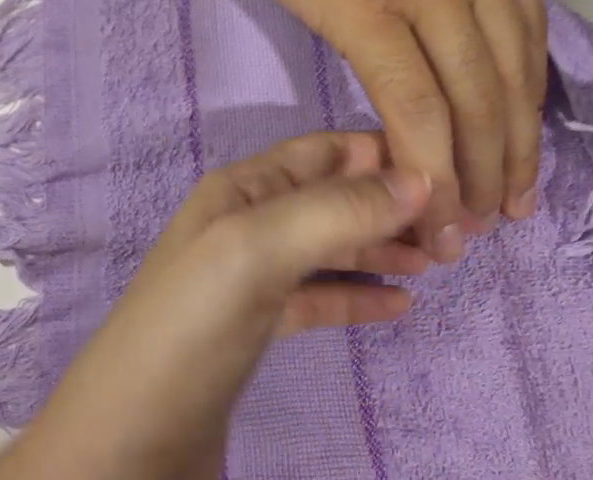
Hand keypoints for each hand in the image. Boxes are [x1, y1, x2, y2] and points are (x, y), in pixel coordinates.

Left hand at [0, 133, 431, 479]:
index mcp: (245, 186)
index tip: (456, 174)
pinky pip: (322, 296)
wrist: (128, 442)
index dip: (389, 154)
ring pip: (334, 245)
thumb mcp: (257, 252)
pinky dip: (361, 295)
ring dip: (386, 245)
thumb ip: (336, 211)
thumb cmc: (190, 328)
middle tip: (463, 227)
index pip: (330, 149)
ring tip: (443, 260)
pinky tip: (402, 304)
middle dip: (397, 203)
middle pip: (337, 196)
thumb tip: (422, 177)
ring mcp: (253, 275)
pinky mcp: (258, 326)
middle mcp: (250, 218)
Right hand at [191, 0, 547, 261]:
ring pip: (472, 104)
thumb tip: (450, 25)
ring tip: (465, 224)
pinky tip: (424, 203)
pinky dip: (425, 165)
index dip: (526, 116)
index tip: (516, 160)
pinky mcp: (372, 11)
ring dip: (474, 175)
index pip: (528, 44)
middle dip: (510, 159)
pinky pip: (414, 106)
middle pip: (510, 82)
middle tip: (504, 213)